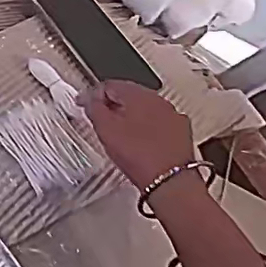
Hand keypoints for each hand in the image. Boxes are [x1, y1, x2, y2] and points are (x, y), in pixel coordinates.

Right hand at [80, 80, 194, 188]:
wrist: (169, 182)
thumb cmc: (140, 156)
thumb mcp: (105, 129)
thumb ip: (93, 108)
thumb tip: (89, 99)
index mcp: (139, 95)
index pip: (109, 85)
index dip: (92, 95)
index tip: (85, 104)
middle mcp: (159, 101)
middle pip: (128, 94)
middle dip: (112, 104)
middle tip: (99, 118)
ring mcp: (172, 116)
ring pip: (144, 109)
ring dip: (130, 116)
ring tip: (119, 134)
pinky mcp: (180, 132)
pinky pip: (158, 123)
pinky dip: (147, 128)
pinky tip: (139, 142)